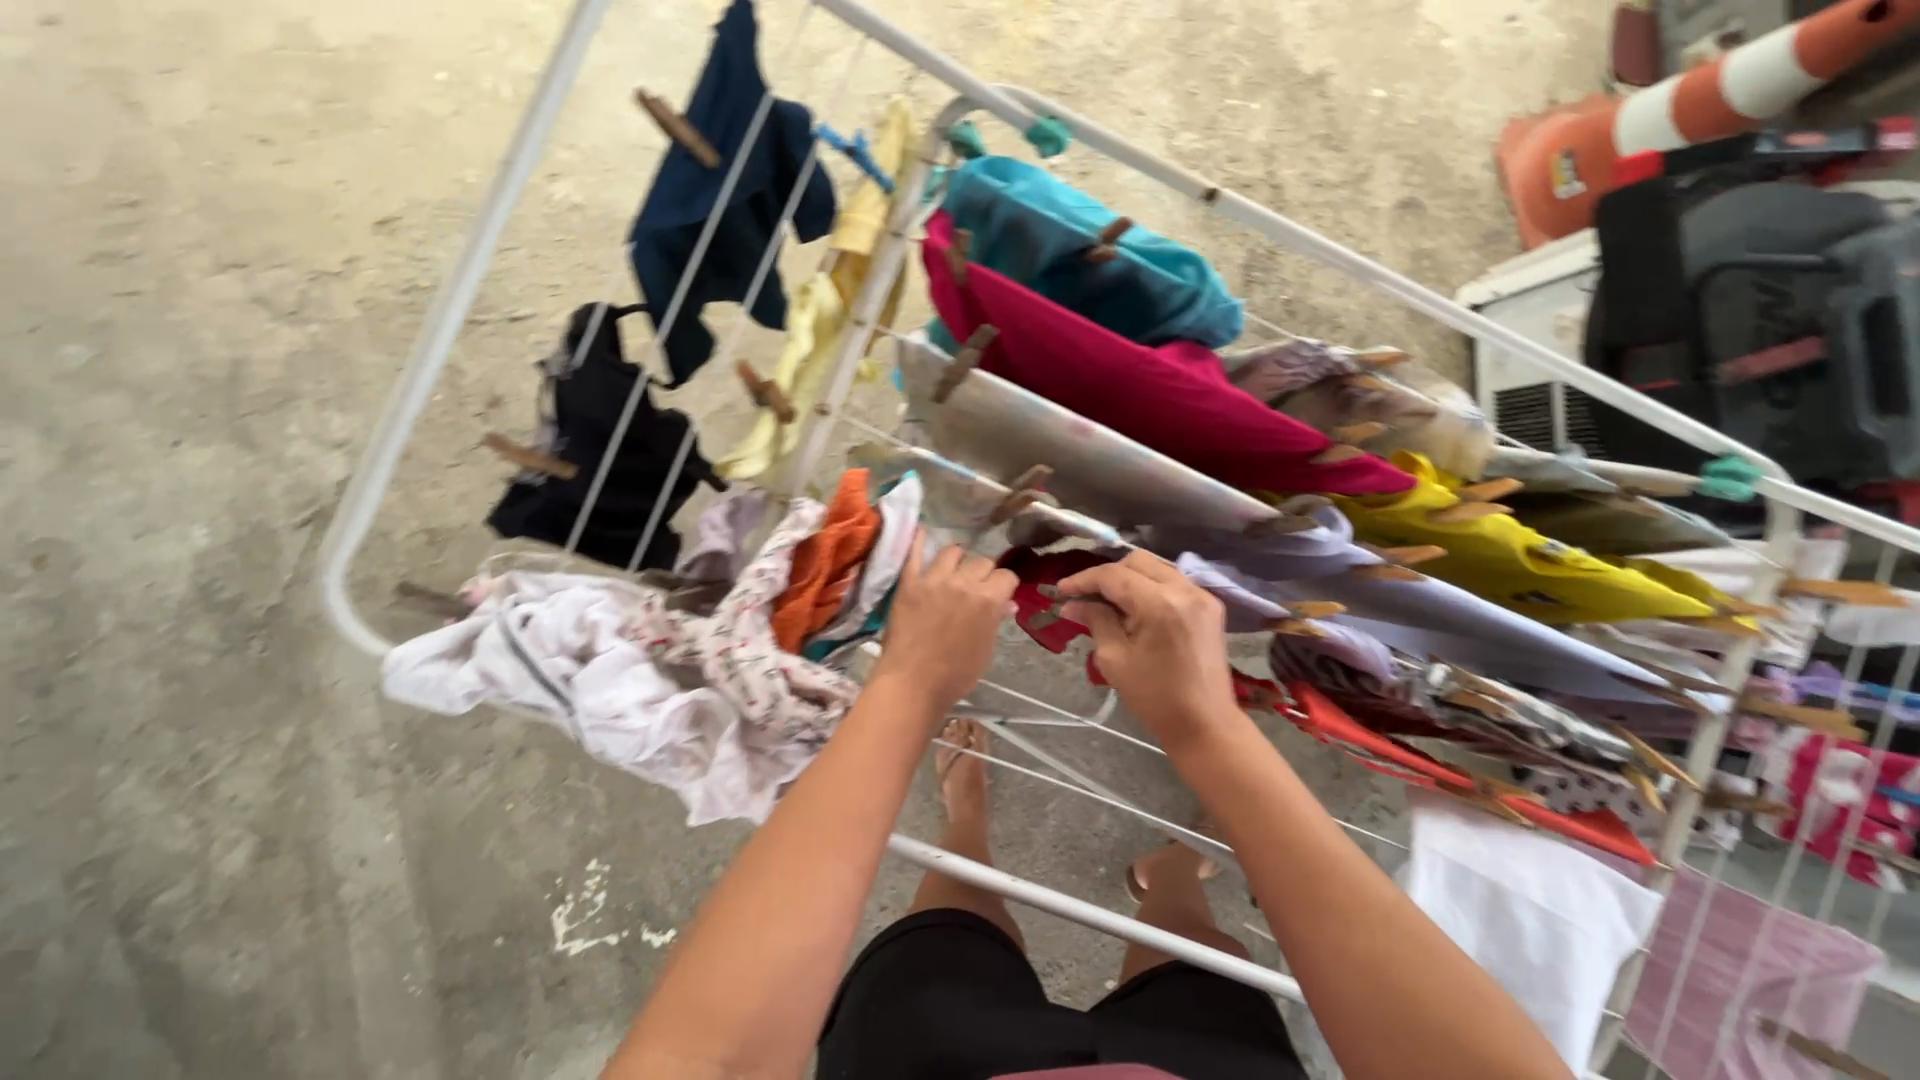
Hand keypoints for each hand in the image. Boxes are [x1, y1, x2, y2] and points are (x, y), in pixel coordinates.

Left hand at [872, 535, 1017, 712]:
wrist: (912, 684)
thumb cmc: (955, 675)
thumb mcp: (986, 650)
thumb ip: (994, 620)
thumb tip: (1004, 604)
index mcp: (988, 600)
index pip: (1006, 576)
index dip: (1005, 585)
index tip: (1001, 593)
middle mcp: (964, 582)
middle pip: (981, 561)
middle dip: (984, 573)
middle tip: (977, 586)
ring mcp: (933, 579)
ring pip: (952, 552)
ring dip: (958, 559)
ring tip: (955, 569)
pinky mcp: (909, 583)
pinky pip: (914, 553)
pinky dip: (920, 541)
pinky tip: (924, 532)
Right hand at [1057, 552, 1242, 744]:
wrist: (1205, 724)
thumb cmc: (1155, 697)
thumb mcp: (1115, 660)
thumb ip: (1096, 622)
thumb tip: (1073, 605)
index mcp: (1160, 603)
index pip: (1114, 576)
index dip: (1084, 580)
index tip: (1061, 590)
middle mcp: (1185, 590)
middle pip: (1138, 562)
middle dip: (1108, 575)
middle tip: (1086, 596)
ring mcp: (1202, 596)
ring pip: (1158, 569)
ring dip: (1130, 579)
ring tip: (1109, 602)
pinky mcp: (1210, 607)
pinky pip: (1174, 583)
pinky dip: (1151, 588)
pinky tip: (1137, 609)